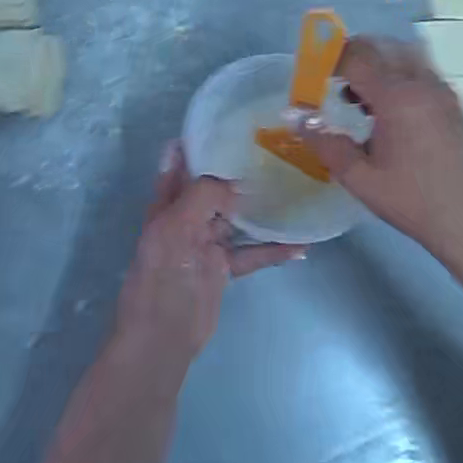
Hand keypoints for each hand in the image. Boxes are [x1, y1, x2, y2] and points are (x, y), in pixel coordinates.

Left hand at [111, 142, 304, 371]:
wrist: (163, 334)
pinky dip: (272, 250)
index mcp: (166, 202)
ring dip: (258, 211)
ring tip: (290, 193)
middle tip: (271, 156)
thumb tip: (235, 182)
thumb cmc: (162, 273)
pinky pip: (250, 253)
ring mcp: (205, 243)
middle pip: (212, 189)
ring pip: (235, 219)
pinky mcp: (221, 268)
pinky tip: (300, 246)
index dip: (195, 146)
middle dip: (235, 174)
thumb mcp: (177, 225)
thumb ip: (202, 195)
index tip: (223, 128)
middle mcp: (185, 217)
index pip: (179, 164)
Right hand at [299, 36, 462, 265]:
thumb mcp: (358, 177)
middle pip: (381, 46)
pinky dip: (399, 75)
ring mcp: (442, 92)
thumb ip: (323, 142)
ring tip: (362, 97)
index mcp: (396, 98)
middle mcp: (421, 85)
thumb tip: (294, 116)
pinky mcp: (454, 105)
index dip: (331, 61)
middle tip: (336, 82)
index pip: (356, 57)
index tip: (316, 78)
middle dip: (353, 56)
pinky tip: (390, 112)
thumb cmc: (412, 201)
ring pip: (404, 54)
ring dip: (378, 63)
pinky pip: (421, 71)